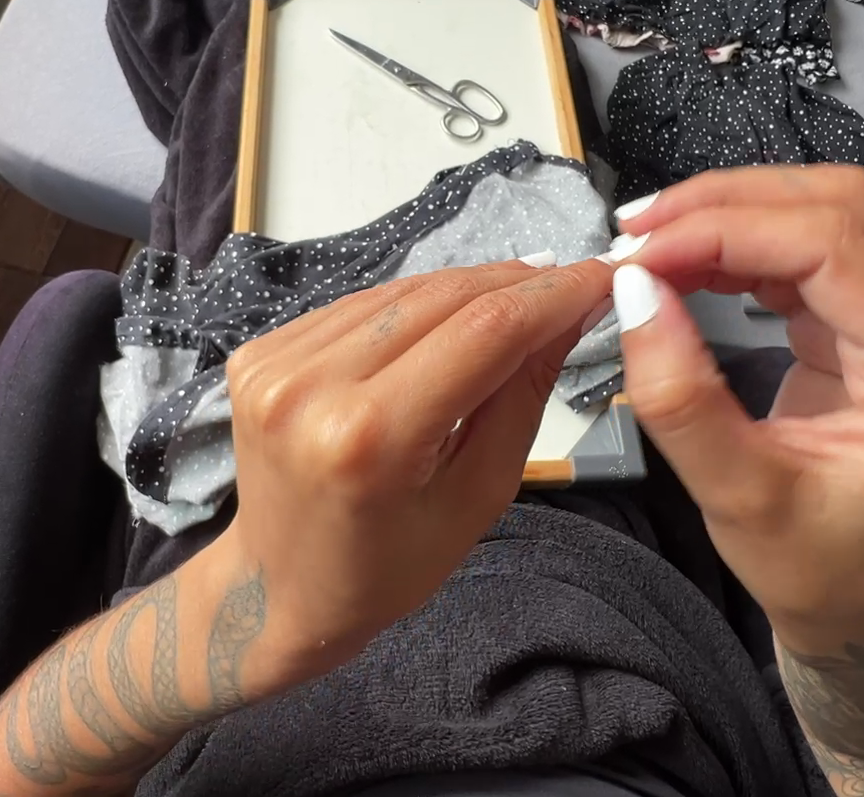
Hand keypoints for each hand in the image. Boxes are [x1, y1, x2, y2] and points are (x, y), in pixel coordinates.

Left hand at [216, 258, 613, 682]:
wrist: (278, 587)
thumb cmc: (387, 566)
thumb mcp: (478, 494)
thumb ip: (524, 393)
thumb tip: (569, 311)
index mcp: (372, 437)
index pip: (484, 332)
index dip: (553, 294)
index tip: (602, 275)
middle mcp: (312, 385)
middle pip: (441, 299)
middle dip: (516, 283)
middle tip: (570, 280)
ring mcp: (277, 361)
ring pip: (400, 292)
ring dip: (468, 286)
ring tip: (519, 293)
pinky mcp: (261, 350)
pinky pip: (360, 306)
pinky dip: (413, 304)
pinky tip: (448, 313)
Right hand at [612, 167, 863, 656]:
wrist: (850, 598)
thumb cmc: (806, 564)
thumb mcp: (732, 494)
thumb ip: (678, 394)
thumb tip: (632, 289)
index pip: (835, 248)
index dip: (727, 230)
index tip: (638, 255)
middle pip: (843, 206)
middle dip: (727, 202)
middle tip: (637, 231)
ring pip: (830, 212)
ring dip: (733, 211)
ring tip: (653, 241)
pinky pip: (814, 245)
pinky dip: (743, 239)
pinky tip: (691, 261)